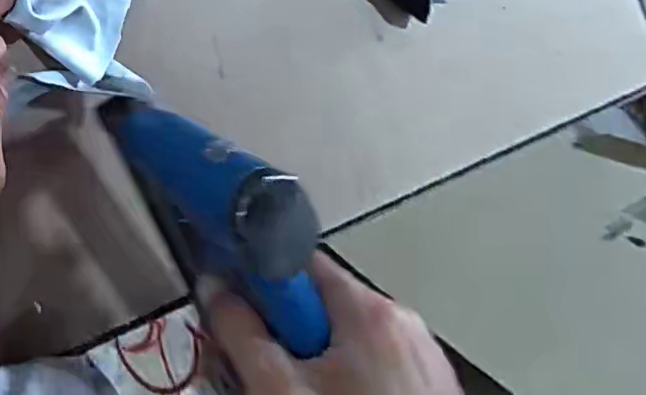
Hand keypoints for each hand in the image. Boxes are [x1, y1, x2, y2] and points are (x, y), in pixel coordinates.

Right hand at [209, 253, 461, 394]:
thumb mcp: (282, 393)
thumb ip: (240, 333)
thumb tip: (213, 286)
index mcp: (371, 310)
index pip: (296, 263)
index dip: (259, 285)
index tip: (237, 310)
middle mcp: (404, 324)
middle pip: (318, 303)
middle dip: (283, 334)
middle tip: (263, 374)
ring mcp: (424, 362)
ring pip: (343, 340)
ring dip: (311, 362)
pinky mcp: (432, 393)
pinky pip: (373, 368)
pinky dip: (346, 383)